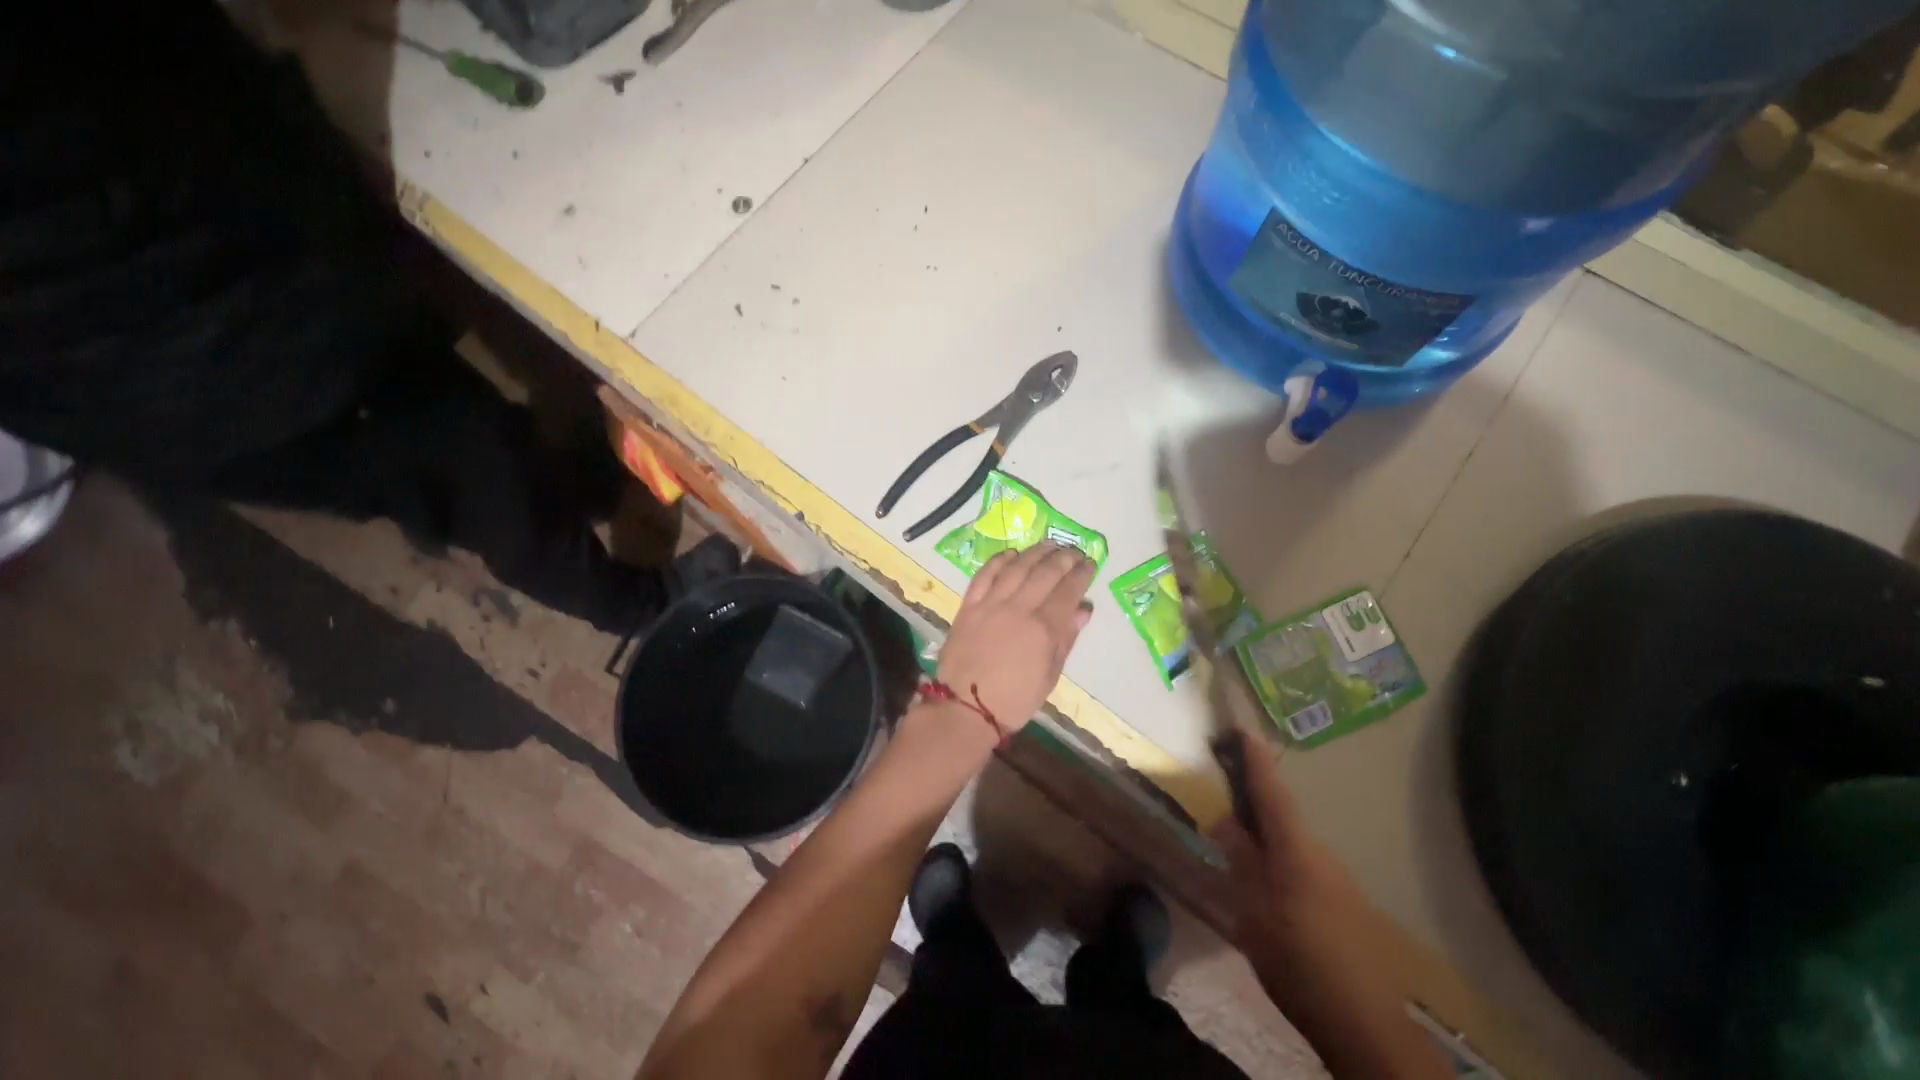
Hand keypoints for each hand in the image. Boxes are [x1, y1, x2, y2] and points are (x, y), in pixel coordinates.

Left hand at [935, 543, 1097, 733]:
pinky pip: (985, 575)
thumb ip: (1066, 638)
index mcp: (1043, 628)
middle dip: (1062, 558)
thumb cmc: (1014, 699)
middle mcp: (1019, 608)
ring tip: (1048, 544)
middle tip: (1073, 551)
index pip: (1068, 590)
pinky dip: (999, 561)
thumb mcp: (1050, 675)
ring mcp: (991, 604)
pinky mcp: (969, 606)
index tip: (1090, 564)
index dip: (1081, 574)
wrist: (966, 708)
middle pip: (1045, 573)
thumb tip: (1083, 609)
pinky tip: (1011, 554)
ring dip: (1035, 552)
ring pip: (1017, 568)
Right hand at [1212, 729, 1453, 1078]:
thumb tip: (1226, 820)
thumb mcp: (1253, 914)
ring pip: (1293, 847)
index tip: (1242, 729)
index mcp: (1297, 854)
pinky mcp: (1344, 907)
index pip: (1272, 795)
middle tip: (1222, 797)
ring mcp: (1338, 883)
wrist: (1365, 1024)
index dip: (1256, 763)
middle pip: (1282, 819)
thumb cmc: (1298, 964)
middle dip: (1254, 803)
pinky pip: (1303, 869)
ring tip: (1235, 849)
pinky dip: (1279, 864)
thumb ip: (1240, 863)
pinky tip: (1265, 890)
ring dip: (1265, 839)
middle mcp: (1321, 858)